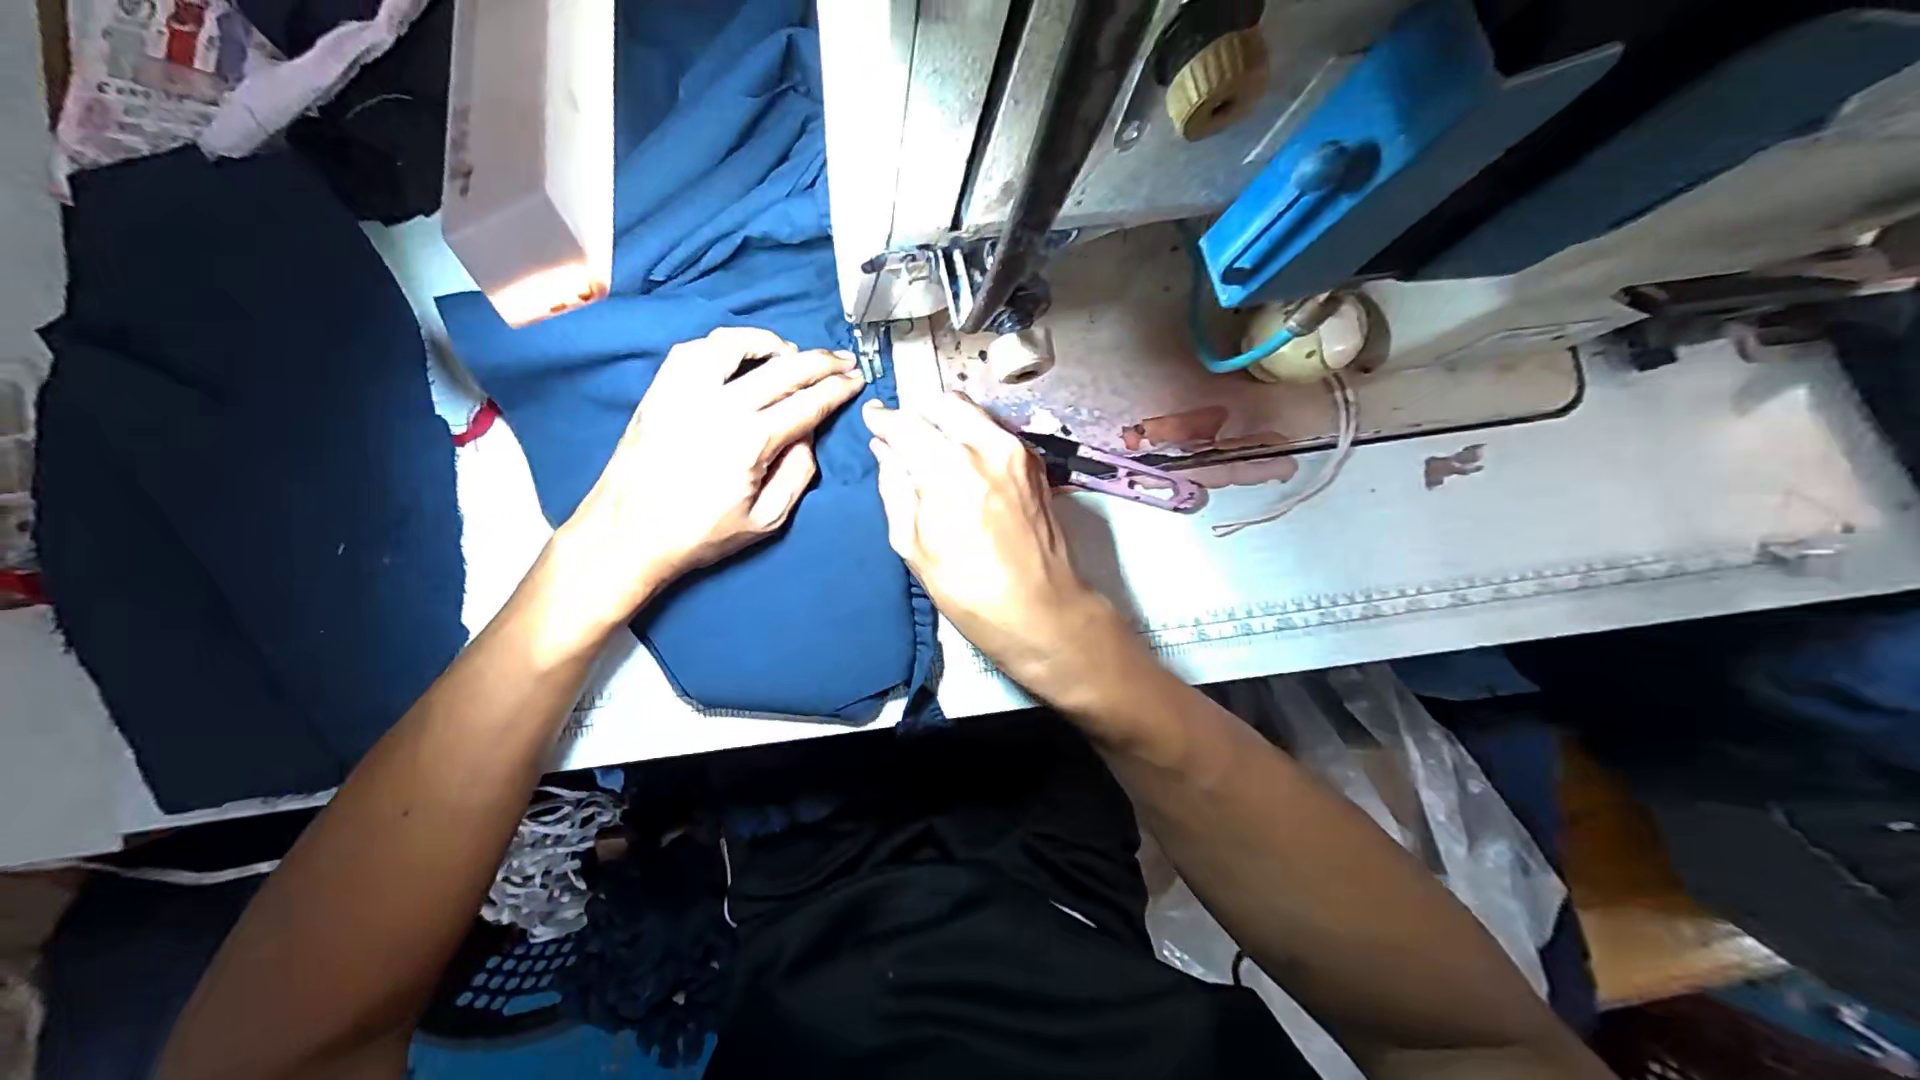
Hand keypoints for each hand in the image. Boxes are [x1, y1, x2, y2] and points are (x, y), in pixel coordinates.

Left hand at [550, 327, 864, 631]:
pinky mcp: (660, 390)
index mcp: (750, 441)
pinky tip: (738, 355)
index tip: (855, 379)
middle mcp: (719, 406)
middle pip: (783, 368)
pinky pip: (694, 350)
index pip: (808, 402)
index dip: (838, 388)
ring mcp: (685, 392)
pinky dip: (724, 344)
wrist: (628, 534)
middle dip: (821, 361)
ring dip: (771, 343)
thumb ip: (798, 474)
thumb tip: (808, 434)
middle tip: (841, 359)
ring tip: (790, 352)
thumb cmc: (699, 533)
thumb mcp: (767, 520)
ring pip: (736, 344)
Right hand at [864, 392, 1134, 699]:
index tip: (873, 420)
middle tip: (905, 442)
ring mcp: (1017, 451)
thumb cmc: (971, 590)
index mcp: (949, 468)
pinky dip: (974, 436)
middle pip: (943, 402)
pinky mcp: (1035, 462)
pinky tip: (966, 468)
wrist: (1040, 609)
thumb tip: (885, 451)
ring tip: (935, 455)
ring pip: (973, 411)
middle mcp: (987, 447)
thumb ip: (895, 487)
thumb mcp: (913, 545)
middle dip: (919, 416)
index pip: (906, 422)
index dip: (883, 419)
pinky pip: (995, 430)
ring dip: (947, 422)